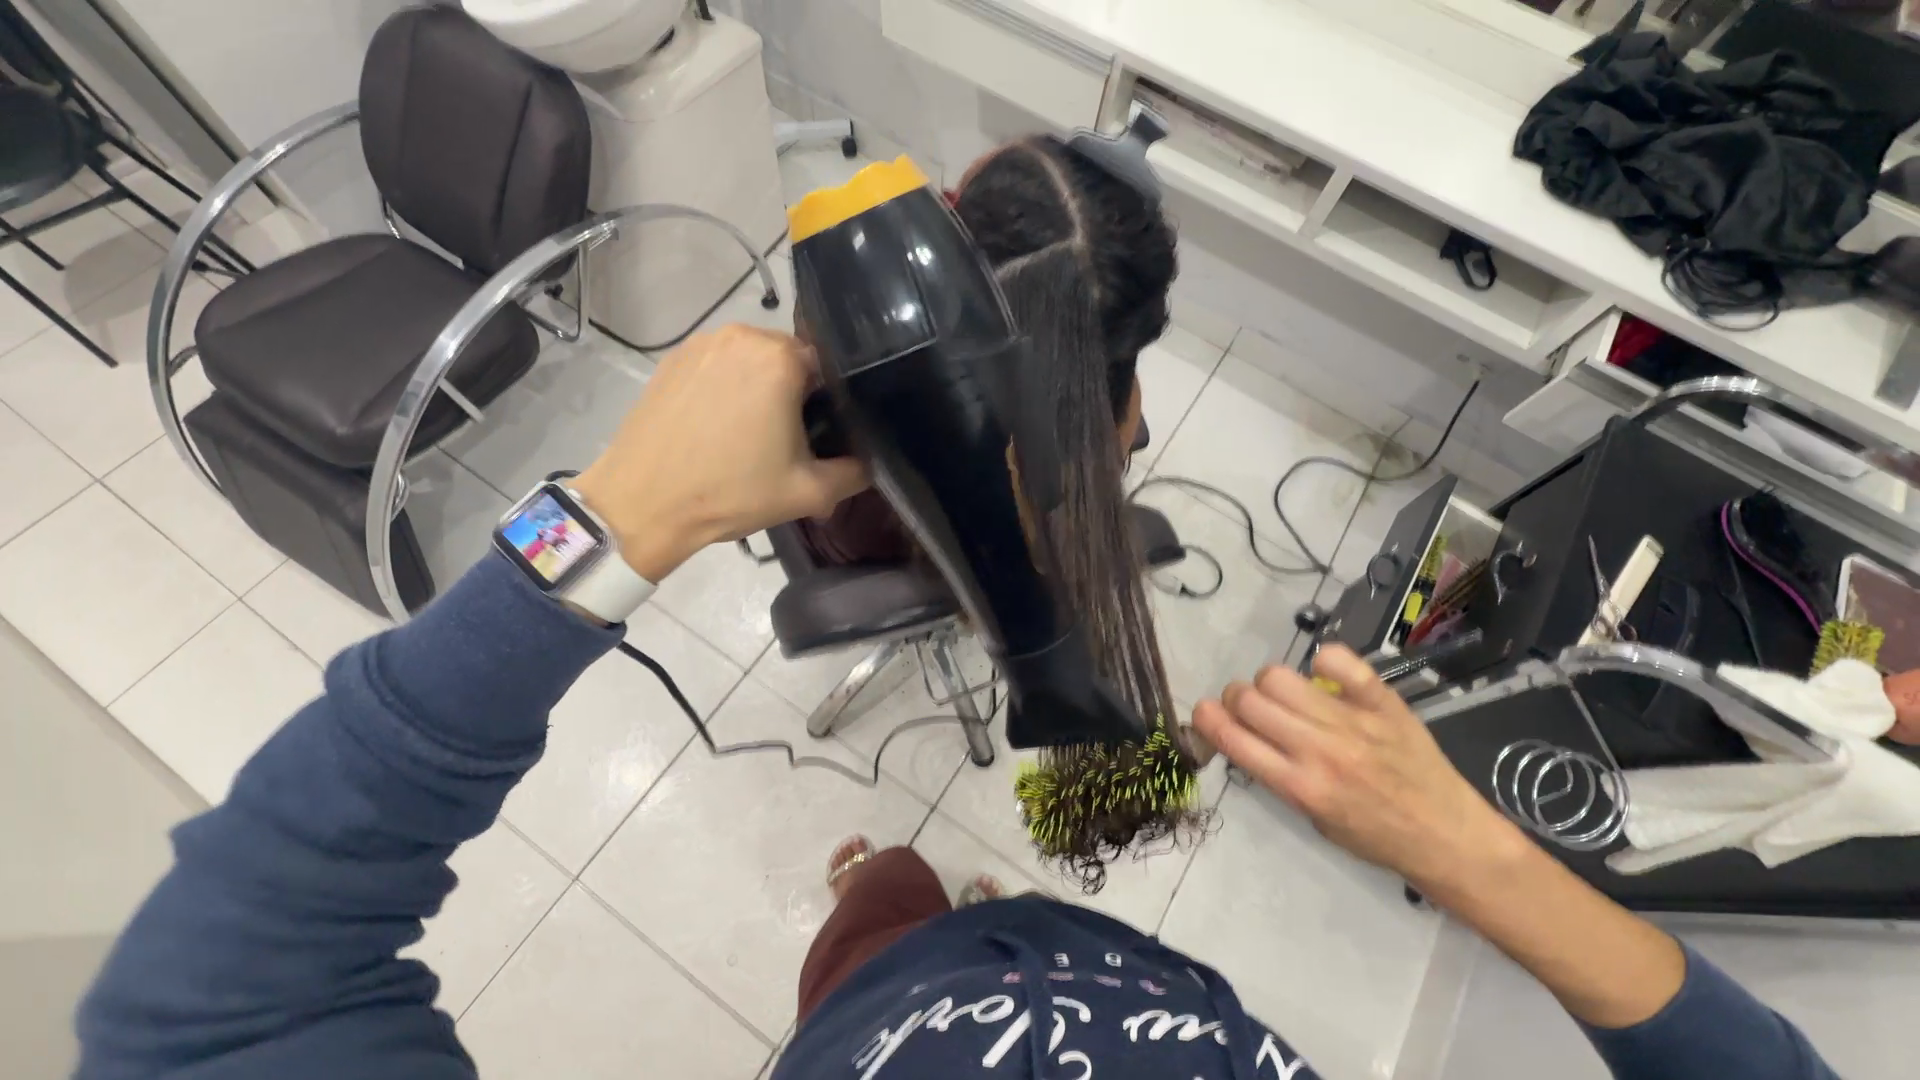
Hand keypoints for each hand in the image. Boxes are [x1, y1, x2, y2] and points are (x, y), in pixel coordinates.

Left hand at [572, 325, 868, 580]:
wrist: (641, 504)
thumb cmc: (730, 493)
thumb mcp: (808, 493)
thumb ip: (855, 473)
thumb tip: (873, 464)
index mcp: (779, 358)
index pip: (828, 366)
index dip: (834, 400)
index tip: (827, 432)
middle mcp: (741, 336)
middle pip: (789, 358)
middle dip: (796, 392)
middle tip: (792, 439)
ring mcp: (701, 344)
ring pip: (751, 360)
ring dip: (761, 389)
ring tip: (755, 434)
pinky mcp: (671, 360)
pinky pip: (718, 366)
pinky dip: (727, 389)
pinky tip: (721, 427)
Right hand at [1192, 645, 1525, 896]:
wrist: (1447, 835)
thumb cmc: (1374, 836)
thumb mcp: (1313, 819)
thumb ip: (1277, 775)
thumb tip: (1242, 735)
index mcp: (1299, 786)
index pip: (1231, 738)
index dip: (1206, 718)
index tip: (1206, 715)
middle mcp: (1319, 750)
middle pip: (1248, 698)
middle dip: (1236, 698)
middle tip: (1249, 709)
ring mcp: (1351, 721)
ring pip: (1279, 676)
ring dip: (1270, 683)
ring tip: (1287, 696)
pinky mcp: (1382, 701)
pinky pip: (1337, 659)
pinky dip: (1322, 662)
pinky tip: (1325, 679)